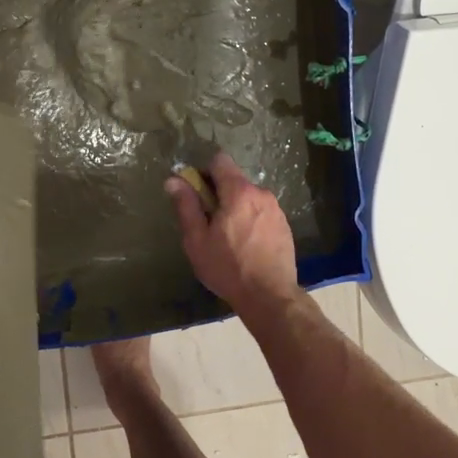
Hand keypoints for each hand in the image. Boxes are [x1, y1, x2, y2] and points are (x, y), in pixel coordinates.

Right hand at [166, 152, 299, 315]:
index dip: (204, 172)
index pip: (219, 160)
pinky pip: (261, 212)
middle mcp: (261, 193)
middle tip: (208, 224)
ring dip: (235, 208)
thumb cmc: (228, 268)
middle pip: (234, 180)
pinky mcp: (284, 225)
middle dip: (218, 194)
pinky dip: (250, 220)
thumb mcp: (197, 240)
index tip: (197, 194)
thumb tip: (173, 180)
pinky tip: (246, 246)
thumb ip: (186, 206)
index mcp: (239, 192)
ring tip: (228, 239)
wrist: (270, 297)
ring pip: (248, 197)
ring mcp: (276, 209)